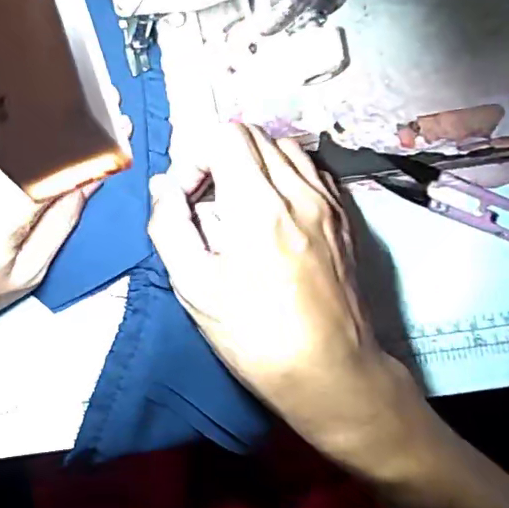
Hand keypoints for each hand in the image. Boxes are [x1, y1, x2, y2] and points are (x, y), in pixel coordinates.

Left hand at [0, 88, 95, 398]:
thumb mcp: (22, 275)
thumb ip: (59, 223)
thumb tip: (86, 183)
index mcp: (1, 206)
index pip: (62, 157)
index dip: (95, 138)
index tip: (117, 125)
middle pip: (32, 122)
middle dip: (72, 107)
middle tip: (98, 97)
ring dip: (34, 93)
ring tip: (62, 85)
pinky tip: (5, 89)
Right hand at [148, 122, 426, 471]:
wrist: (332, 372)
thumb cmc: (258, 339)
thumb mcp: (195, 288)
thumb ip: (170, 226)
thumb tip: (163, 187)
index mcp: (259, 206)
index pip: (225, 135)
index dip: (194, 158)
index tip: (189, 199)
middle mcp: (300, 193)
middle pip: (254, 135)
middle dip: (220, 159)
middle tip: (208, 206)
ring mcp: (329, 204)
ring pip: (285, 148)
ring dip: (253, 166)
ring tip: (241, 211)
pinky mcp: (345, 219)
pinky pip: (311, 172)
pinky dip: (285, 178)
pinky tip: (275, 217)